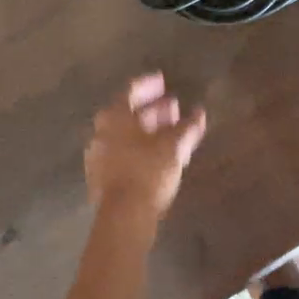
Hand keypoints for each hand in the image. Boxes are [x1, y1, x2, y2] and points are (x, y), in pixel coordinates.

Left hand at [84, 73, 207, 232]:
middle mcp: (101, 132)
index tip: (164, 82)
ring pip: (124, 136)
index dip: (148, 85)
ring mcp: (97, 156)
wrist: (124, 217)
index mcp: (114, 116)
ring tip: (170, 134)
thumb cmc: (148, 172)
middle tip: (173, 109)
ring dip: (146, 132)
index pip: (130, 91)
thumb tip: (200, 112)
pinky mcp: (100, 178)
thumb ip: (187, 127)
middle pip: (127, 114)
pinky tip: (157, 157)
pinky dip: (138, 149)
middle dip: (152, 111)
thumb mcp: (173, 147)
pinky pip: (121, 154)